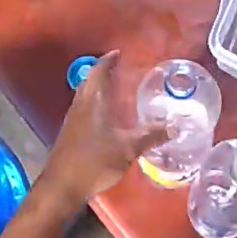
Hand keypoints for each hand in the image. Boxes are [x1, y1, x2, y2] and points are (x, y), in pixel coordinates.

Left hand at [37, 51, 165, 213]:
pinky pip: (83, 105)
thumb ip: (150, 135)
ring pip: (85, 92)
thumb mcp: (128, 148)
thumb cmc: (95, 160)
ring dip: (98, 85)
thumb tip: (174, 126)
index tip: (119, 53)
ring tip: (116, 88)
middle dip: (104, 71)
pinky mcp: (70, 129)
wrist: (62, 184)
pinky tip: (106, 114)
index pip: (100, 70)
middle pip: (90, 78)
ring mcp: (73, 116)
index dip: (109, 60)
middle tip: (121, 69)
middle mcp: (81, 102)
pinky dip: (95, 100)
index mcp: (94, 99)